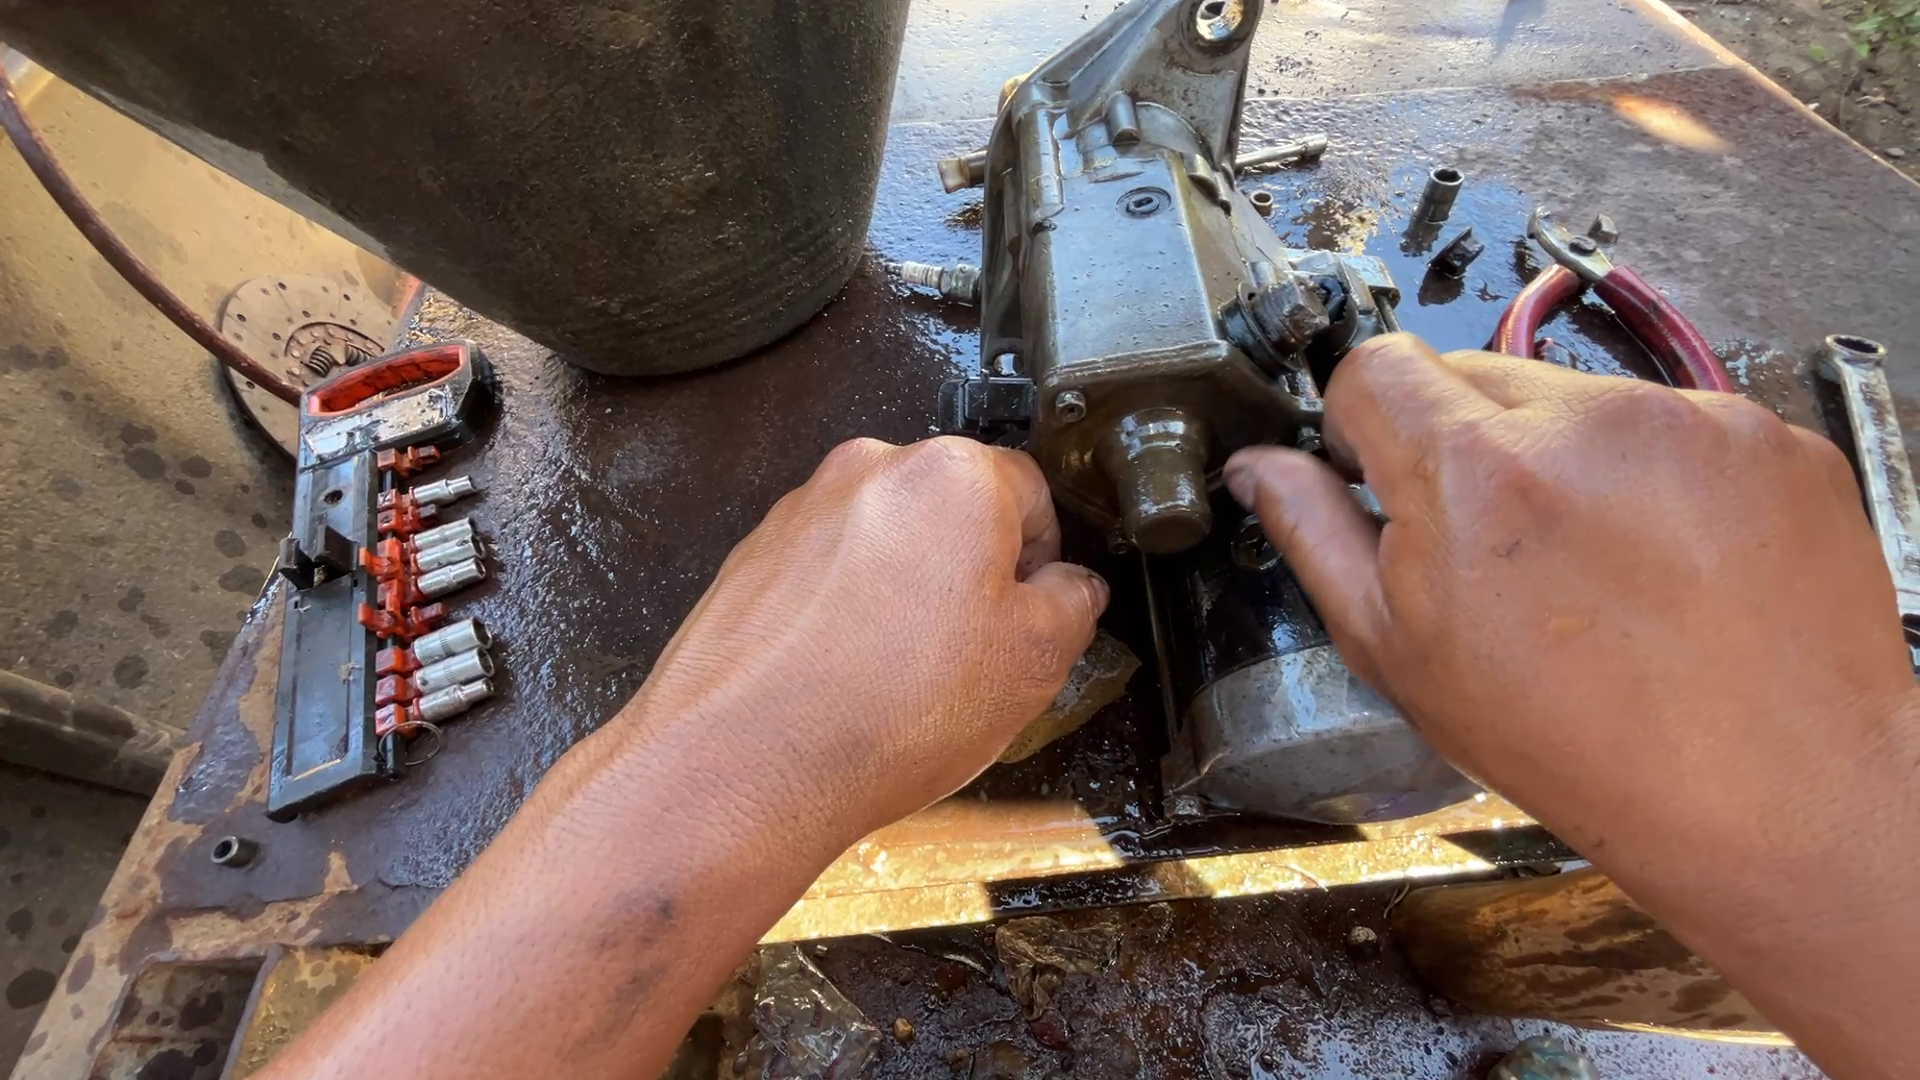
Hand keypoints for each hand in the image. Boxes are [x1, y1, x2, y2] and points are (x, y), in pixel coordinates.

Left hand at [618, 436, 1106, 840]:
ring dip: (912, 585)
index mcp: (952, 476)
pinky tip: (850, 665)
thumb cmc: (887, 708)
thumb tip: (1070, 587)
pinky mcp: (760, 548)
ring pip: (892, 536)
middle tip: (972, 645)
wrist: (740, 763)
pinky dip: (852, 600)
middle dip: (974, 568)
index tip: (1032, 607)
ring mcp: (807, 506)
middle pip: (956, 508)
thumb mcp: (1034, 660)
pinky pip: (834, 562)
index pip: (1031, 492)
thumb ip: (1074, 602)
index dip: (1043, 556)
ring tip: (903, 667)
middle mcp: (872, 469)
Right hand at [1223, 334, 1913, 859]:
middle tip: (1462, 528)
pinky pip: (1644, 416)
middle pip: (1458, 369)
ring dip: (1527, 449)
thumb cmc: (1546, 728)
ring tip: (1556, 547)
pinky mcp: (1764, 436)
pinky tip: (1631, 546)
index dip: (1352, 417)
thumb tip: (1255, 464)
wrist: (1766, 793)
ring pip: (1550, 391)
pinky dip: (1614, 465)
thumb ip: (1308, 526)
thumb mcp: (1383, 637)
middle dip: (1438, 436)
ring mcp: (1688, 419)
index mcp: (1470, 470)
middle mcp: (1582, 419)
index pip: (1373, 365)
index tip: (1370, 470)